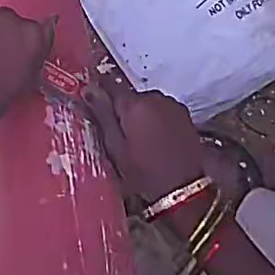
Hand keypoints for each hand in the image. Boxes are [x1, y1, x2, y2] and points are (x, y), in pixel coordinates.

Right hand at [84, 76, 206, 202]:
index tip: (93, 101)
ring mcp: (172, 104)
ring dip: (140, 114)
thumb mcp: (116, 148)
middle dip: (122, 110)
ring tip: (138, 141)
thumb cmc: (144, 172)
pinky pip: (162, 110)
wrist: (183, 189)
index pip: (110, 86)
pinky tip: (155, 139)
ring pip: (147, 103)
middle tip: (118, 136)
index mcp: (134, 104)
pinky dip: (156, 119)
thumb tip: (89, 89)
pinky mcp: (184, 114)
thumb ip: (102, 115)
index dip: (100, 92)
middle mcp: (154, 97)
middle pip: (130, 96)